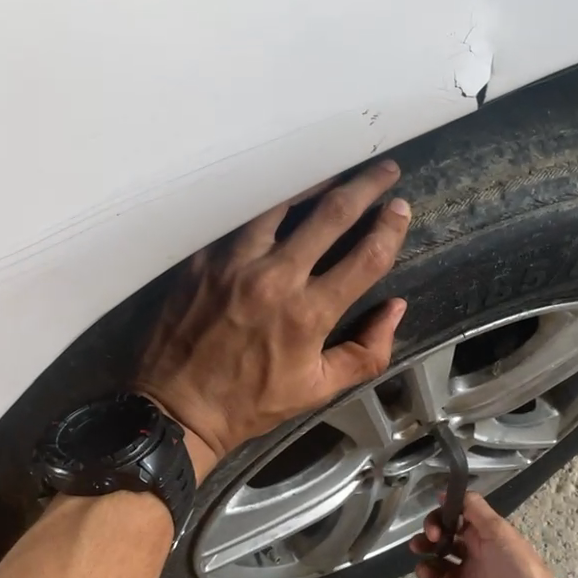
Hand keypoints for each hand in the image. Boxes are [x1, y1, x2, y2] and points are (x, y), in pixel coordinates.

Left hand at [135, 161, 410, 459]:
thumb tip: (395, 308)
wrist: (175, 408)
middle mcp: (275, 278)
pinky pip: (240, 218)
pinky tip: (279, 197)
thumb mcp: (318, 389)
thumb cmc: (250, 403)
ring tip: (335, 172)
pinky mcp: (202, 257)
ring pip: (282, 203)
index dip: (390, 227)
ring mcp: (234, 261)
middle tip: (384, 170)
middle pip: (332, 214)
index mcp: (308, 313)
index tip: (401, 208)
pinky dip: (266, 204)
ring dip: (316, 182)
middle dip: (366, 186)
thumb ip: (366, 351)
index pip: (365, 257)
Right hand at [403, 492, 556, 577]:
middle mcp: (473, 557)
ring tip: (426, 575)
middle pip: (441, 544)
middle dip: (426, 542)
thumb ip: (474, 508)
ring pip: (436, 571)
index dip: (439, 521)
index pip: (453, 521)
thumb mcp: (498, 531)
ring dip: (424, 569)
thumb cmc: (515, 567)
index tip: (433, 529)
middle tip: (419, 546)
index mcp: (482, 537)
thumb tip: (446, 492)